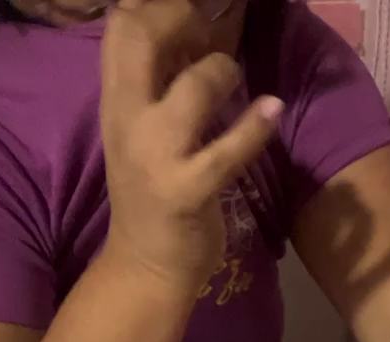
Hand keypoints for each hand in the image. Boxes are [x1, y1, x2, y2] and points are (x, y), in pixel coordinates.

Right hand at [98, 0, 281, 288]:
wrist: (147, 267)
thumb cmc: (154, 197)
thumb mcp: (145, 136)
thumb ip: (160, 89)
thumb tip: (191, 37)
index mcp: (115, 104)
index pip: (120, 27)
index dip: (155, 6)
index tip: (191, 11)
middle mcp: (126, 121)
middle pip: (138, 37)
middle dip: (178, 15)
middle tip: (209, 25)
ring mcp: (156, 157)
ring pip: (190, 89)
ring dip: (221, 70)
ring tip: (237, 73)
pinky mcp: (188, 191)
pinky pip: (226, 151)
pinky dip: (254, 127)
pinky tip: (273, 109)